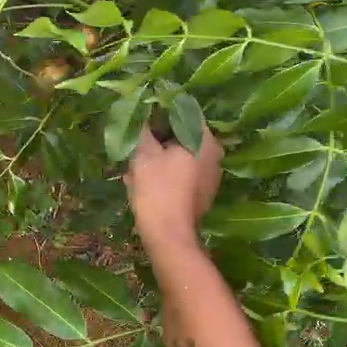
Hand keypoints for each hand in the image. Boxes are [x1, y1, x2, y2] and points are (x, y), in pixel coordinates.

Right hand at [125, 124, 222, 250]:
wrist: (169, 234)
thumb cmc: (157, 188)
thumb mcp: (144, 154)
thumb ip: (142, 129)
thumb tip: (138, 112)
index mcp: (204, 139)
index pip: (183, 112)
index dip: (159, 113)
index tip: (140, 121)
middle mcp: (214, 154)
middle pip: (180, 136)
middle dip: (155, 141)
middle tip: (133, 149)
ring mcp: (210, 175)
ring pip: (178, 157)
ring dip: (156, 160)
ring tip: (132, 171)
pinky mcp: (202, 193)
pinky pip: (181, 175)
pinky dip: (163, 175)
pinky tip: (142, 185)